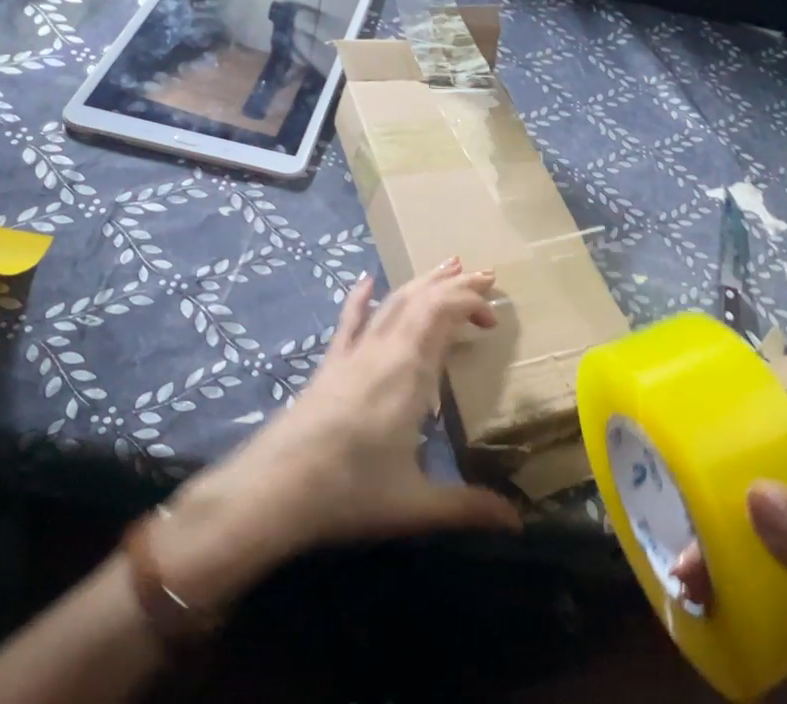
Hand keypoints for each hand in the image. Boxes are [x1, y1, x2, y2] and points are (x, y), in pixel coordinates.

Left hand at [150, 259, 521, 604]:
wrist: (268, 494)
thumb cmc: (348, 493)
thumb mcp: (415, 504)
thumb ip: (468, 506)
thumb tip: (518, 521)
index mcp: (409, 374)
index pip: (444, 314)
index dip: (472, 304)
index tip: (494, 319)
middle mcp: (382, 353)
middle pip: (421, 301)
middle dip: (455, 285)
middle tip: (486, 275)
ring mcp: (351, 358)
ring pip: (391, 304)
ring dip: (421, 283)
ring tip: (448, 265)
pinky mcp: (327, 370)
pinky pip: (347, 325)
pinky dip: (360, 301)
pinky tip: (366, 281)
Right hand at [672, 438, 786, 703]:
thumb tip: (753, 487)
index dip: (750, 441)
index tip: (696, 454)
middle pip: (771, 485)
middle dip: (724, 508)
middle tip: (685, 540)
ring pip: (761, 524)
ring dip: (722, 548)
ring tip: (687, 579)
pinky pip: (764, 560)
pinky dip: (735, 574)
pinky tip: (705, 594)